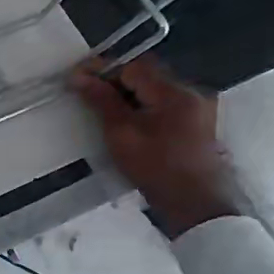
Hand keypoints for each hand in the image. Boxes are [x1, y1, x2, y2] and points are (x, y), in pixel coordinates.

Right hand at [68, 56, 244, 237]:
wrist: (195, 205)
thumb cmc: (154, 168)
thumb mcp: (121, 132)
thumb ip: (101, 99)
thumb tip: (78, 75)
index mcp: (174, 93)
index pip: (132, 67)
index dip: (102, 69)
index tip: (76, 76)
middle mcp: (191, 92)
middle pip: (145, 73)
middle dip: (114, 78)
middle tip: (86, 89)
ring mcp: (197, 106)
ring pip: (154, 86)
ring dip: (127, 90)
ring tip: (102, 103)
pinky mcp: (197, 120)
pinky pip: (164, 100)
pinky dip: (143, 102)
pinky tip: (127, 115)